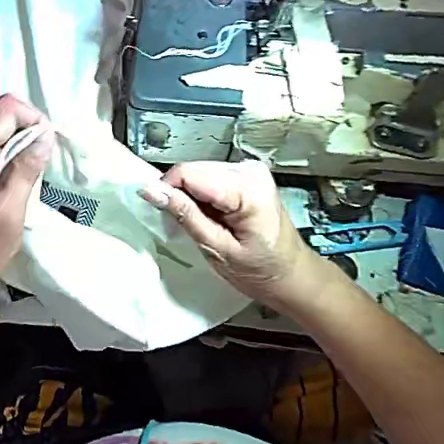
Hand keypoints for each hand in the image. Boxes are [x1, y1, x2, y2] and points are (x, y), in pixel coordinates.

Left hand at [0, 94, 53, 339]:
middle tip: (39, 174)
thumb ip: (26, 170)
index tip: (46, 153)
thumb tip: (45, 136)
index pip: (7, 108)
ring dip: (16, 152)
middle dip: (27, 136)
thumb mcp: (8, 216)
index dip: (34, 121)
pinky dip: (3, 163)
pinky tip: (10, 192)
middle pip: (0, 118)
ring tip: (26, 186)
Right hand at [139, 160, 331, 311]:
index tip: (163, 215)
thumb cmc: (260, 270)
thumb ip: (184, 215)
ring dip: (191, 196)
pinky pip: (210, 176)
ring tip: (203, 224)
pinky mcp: (247, 173)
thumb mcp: (217, 249)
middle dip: (180, 195)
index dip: (167, 191)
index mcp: (247, 189)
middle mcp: (250, 170)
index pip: (188, 173)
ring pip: (198, 171)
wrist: (292, 274)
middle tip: (187, 226)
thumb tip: (151, 191)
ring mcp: (250, 169)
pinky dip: (203, 195)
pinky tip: (213, 216)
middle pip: (192, 169)